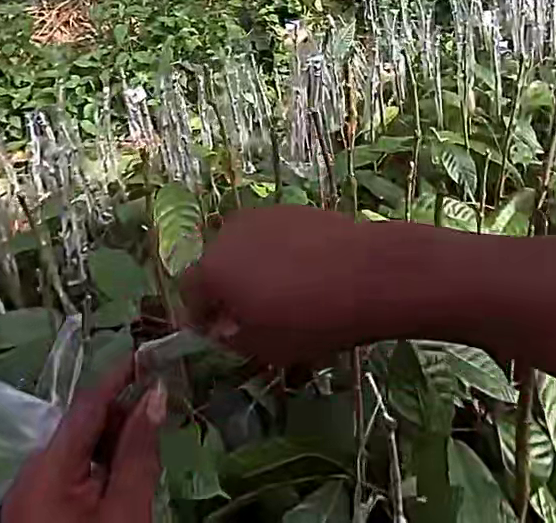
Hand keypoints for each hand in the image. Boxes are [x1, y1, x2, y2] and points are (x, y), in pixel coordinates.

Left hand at [0, 361, 165, 522]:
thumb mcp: (126, 510)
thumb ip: (139, 447)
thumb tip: (157, 390)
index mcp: (46, 470)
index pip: (89, 402)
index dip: (122, 373)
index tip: (154, 352)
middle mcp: (29, 475)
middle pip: (82, 423)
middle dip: (122, 413)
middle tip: (160, 416)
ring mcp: (27, 497)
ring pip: (77, 446)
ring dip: (112, 440)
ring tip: (144, 451)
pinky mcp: (32, 514)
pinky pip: (68, 471)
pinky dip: (98, 464)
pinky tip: (122, 477)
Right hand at [178, 206, 428, 365]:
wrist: (366, 272)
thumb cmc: (308, 318)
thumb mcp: (262, 346)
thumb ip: (231, 337)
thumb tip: (224, 325)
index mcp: (213, 268)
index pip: (189, 292)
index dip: (201, 316)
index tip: (219, 333)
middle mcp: (231, 232)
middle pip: (217, 264)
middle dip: (228, 289)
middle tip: (251, 315)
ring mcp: (264, 215)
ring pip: (247, 247)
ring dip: (254, 269)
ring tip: (284, 294)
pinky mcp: (294, 208)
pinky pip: (274, 235)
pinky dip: (280, 253)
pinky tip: (307, 273)